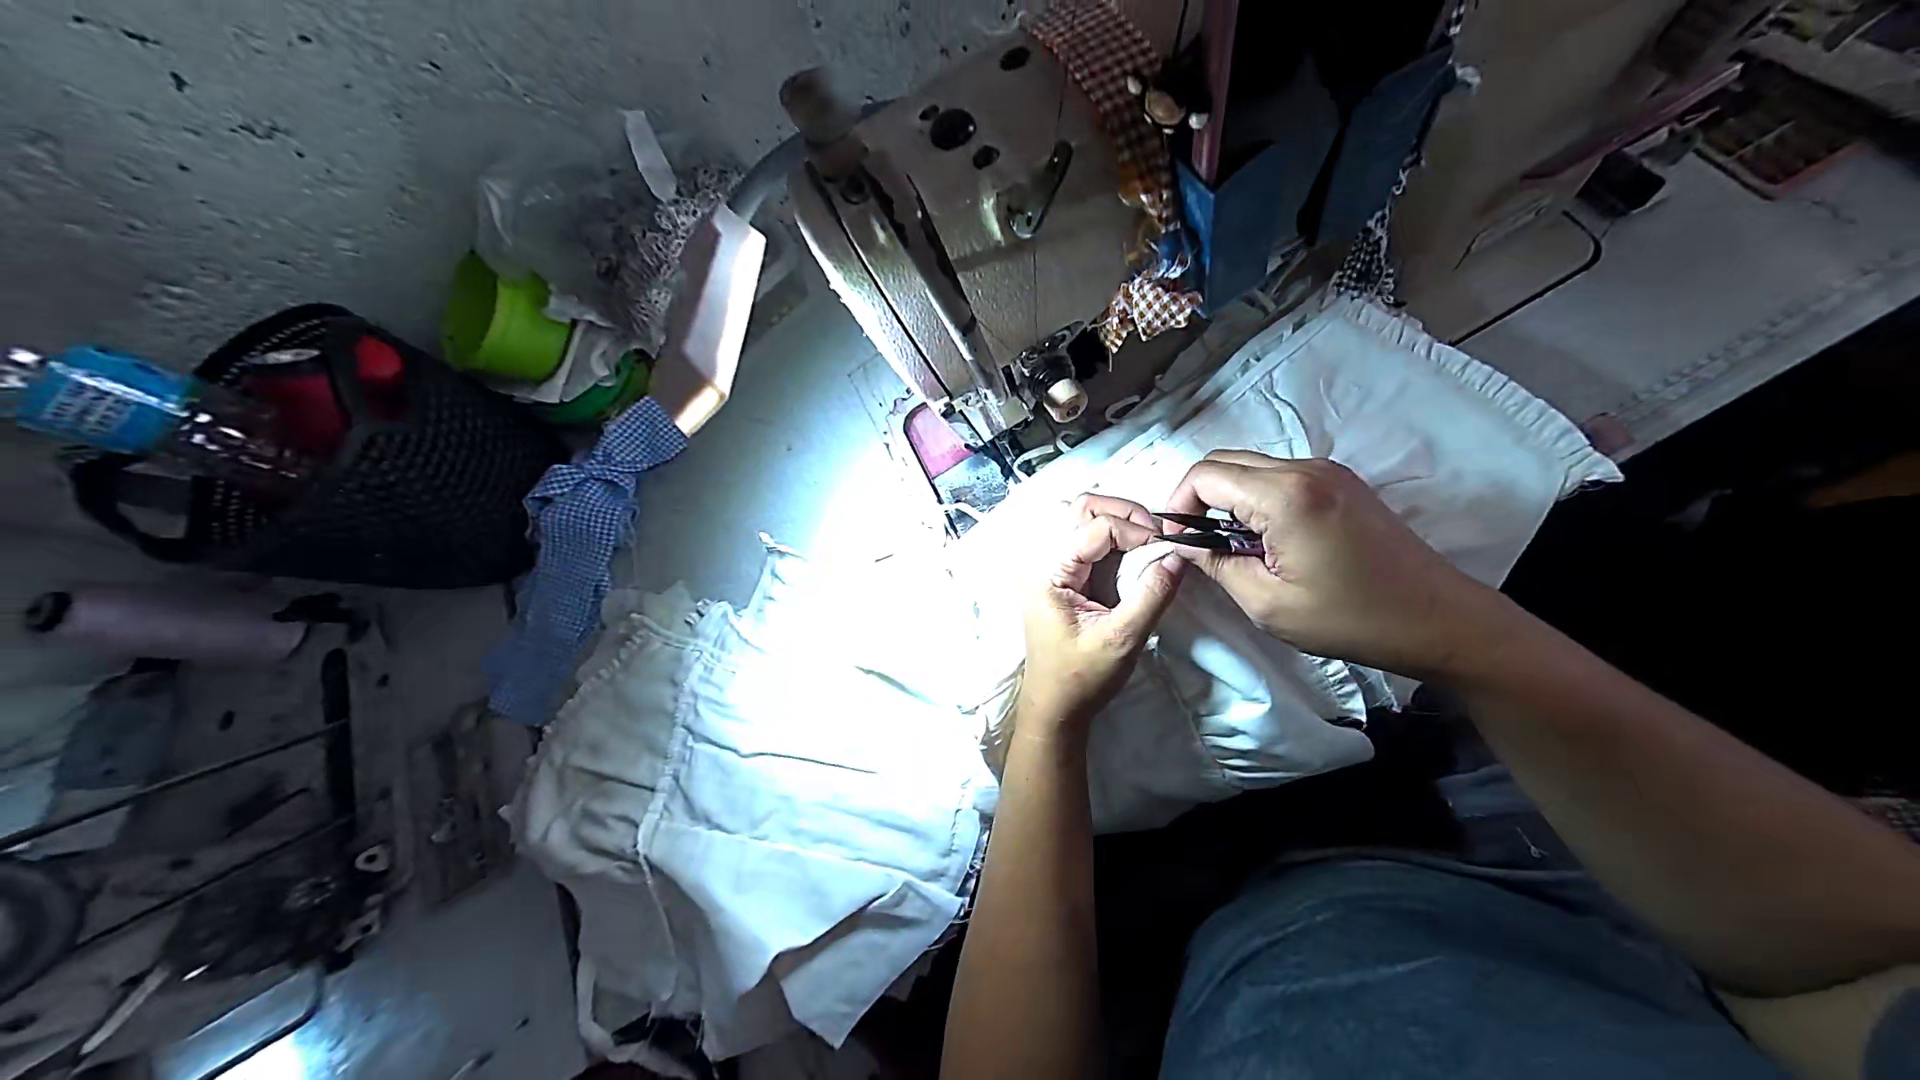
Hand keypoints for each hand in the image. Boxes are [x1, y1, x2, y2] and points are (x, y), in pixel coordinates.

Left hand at [1018, 495, 1185, 734]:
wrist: (1056, 705)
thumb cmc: (1081, 677)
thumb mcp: (1122, 639)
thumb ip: (1151, 595)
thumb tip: (1179, 556)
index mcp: (1047, 573)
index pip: (1092, 526)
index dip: (1133, 529)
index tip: (1165, 546)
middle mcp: (1044, 561)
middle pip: (1081, 508)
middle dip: (1123, 511)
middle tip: (1157, 533)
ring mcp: (1054, 566)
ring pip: (1084, 518)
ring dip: (1119, 519)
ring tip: (1149, 538)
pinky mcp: (1067, 575)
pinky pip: (1089, 540)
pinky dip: (1116, 536)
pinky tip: (1138, 549)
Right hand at [1165, 451, 1520, 679]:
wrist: (1438, 620)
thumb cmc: (1351, 618)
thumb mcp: (1267, 603)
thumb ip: (1215, 565)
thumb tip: (1184, 544)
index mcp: (1285, 495)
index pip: (1205, 474)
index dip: (1178, 505)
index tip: (1178, 541)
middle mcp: (1305, 468)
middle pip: (1223, 461)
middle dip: (1197, 497)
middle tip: (1196, 542)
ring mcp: (1327, 471)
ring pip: (1249, 466)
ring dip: (1226, 498)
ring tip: (1229, 545)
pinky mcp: (1341, 482)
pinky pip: (1277, 476)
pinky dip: (1254, 498)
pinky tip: (1262, 538)